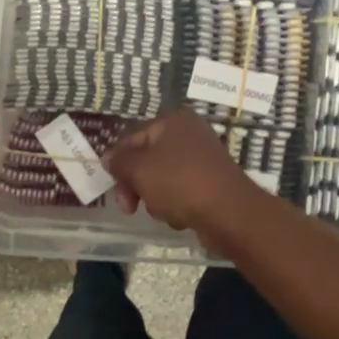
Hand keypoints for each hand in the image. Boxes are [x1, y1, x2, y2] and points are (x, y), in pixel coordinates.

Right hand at [105, 109, 259, 232]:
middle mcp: (191, 134)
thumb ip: (119, 162)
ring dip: (157, 199)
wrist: (229, 212)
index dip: (118, 164)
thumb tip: (109, 158)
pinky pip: (183, 193)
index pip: (132, 139)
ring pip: (164, 180)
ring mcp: (204, 159)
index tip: (112, 189)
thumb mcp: (139, 170)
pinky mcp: (213, 183)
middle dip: (138, 186)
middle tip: (130, 208)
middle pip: (148, 160)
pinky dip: (178, 206)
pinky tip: (183, 217)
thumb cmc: (179, 183)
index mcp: (173, 121)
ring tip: (166, 211)